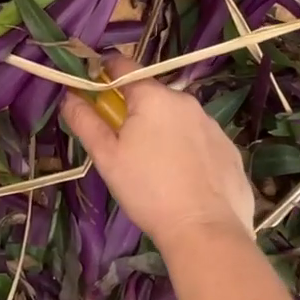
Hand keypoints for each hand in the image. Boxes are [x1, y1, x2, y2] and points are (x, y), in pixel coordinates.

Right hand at [60, 54, 254, 247]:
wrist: (207, 234)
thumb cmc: (148, 190)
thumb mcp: (106, 156)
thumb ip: (84, 120)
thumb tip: (68, 95)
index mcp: (153, 96)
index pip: (122, 65)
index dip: (104, 74)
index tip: (93, 93)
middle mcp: (185, 101)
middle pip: (151, 94)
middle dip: (134, 110)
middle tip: (124, 143)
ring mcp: (213, 126)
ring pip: (176, 117)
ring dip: (162, 129)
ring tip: (156, 167)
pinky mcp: (230, 151)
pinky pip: (200, 140)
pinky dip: (188, 150)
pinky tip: (184, 179)